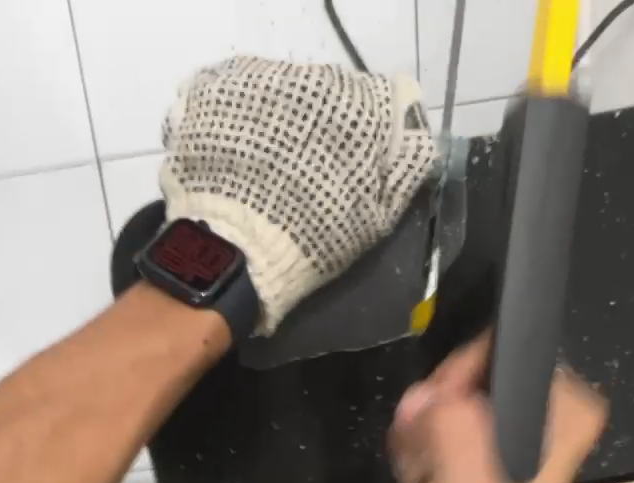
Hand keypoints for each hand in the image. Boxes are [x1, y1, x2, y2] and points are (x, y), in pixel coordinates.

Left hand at [160, 56, 437, 333]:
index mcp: (358, 108)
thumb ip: (401, 173)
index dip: (359, 137)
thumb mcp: (374, 219)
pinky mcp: (217, 93)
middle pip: (322, 96)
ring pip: (278, 94)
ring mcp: (261, 83)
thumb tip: (417, 143)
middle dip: (315, 128)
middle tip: (298, 174)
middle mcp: (313, 81)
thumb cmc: (311, 240)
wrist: (236, 250)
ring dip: (274, 123)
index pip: (372, 103)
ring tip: (261, 171)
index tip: (345, 167)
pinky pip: (234, 97)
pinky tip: (232, 161)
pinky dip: (235, 123)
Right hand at [390, 336, 607, 482]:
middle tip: (424, 454)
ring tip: (422, 470)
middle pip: (472, 364)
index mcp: (565, 414)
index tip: (439, 421)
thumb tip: (436, 397)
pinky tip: (422, 471)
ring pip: (446, 386)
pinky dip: (418, 436)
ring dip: (420, 427)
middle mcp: (548, 407)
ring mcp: (513, 420)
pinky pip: (436, 406)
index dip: (460, 378)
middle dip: (435, 408)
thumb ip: (455, 433)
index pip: (506, 353)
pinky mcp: (484, 432)